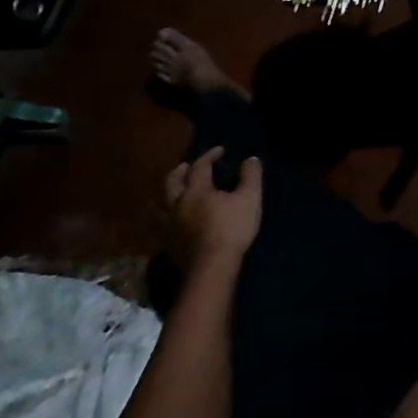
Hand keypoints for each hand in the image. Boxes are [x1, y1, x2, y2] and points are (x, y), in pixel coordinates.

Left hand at [164, 147, 262, 269]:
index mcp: (196, 190)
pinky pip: (169, 221)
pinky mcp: (171, 243)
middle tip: (188, 165)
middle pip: (172, 181)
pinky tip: (184, 218)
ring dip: (174, 192)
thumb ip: (251, 176)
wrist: (211, 267)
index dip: (209, 156)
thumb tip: (250, 159)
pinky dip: (175, 213)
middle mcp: (178, 204)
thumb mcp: (250, 198)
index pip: (199, 166)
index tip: (220, 150)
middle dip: (180, 170)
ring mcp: (171, 225)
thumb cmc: (232, 228)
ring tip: (183, 191)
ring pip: (166, 202)